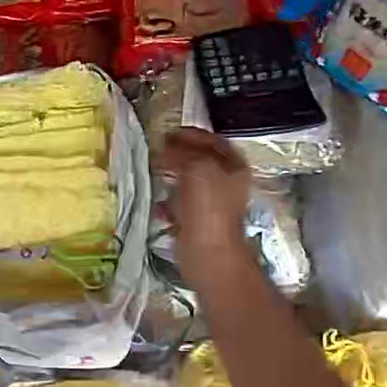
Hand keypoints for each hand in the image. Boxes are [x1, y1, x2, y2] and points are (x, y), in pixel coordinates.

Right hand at [158, 129, 253, 289]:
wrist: (208, 253)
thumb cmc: (208, 207)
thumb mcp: (197, 167)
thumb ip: (180, 153)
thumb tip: (161, 151)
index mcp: (234, 167)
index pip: (212, 141)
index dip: (191, 135)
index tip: (169, 133)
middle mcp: (225, 184)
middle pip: (199, 161)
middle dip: (177, 154)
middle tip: (157, 150)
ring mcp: (210, 204)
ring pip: (186, 182)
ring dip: (169, 176)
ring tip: (152, 170)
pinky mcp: (194, 222)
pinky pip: (177, 205)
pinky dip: (165, 200)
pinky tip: (155, 200)